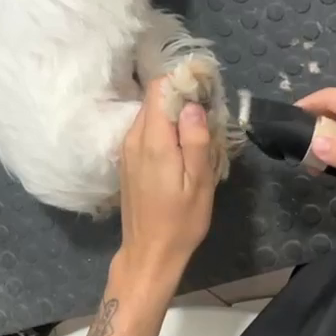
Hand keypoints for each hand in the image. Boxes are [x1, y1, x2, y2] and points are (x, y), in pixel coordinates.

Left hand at [117, 77, 217, 284]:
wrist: (149, 254)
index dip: (181, 81)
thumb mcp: (199, 182)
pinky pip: (145, 129)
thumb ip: (195, 140)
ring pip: (149, 113)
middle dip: (180, 95)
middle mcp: (134, 137)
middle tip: (207, 109)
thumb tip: (192, 105)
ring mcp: (127, 148)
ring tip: (198, 128)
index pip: (158, 88)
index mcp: (153, 140)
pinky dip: (164, 127)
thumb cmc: (180, 221)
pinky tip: (181, 145)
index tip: (204, 88)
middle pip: (154, 98)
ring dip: (172, 112)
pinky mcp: (128, 159)